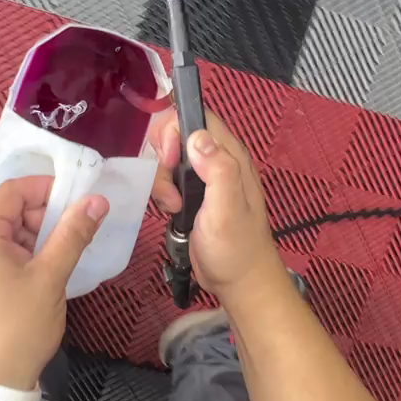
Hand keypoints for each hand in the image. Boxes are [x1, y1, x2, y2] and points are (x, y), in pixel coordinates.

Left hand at [0, 177, 107, 390]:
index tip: (79, 200)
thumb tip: (96, 201)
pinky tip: (41, 273)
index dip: (48, 190)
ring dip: (32, 238)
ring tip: (59, 259)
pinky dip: (18, 255)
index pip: (12, 191)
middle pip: (5, 211)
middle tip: (73, 235)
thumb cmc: (17, 328)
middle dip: (42, 217)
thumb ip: (73, 233)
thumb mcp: (51, 276)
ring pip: (1, 234)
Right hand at [150, 110, 284, 302]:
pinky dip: (164, 192)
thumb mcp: (227, 208)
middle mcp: (218, 160)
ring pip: (170, 158)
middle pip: (178, 135)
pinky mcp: (193, 195)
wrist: (238, 281)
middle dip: (163, 157)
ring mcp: (204, 178)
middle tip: (171, 188)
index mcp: (231, 157)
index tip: (168, 159)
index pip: (199, 118)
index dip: (175, 129)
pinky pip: (169, 179)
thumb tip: (197, 137)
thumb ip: (218, 170)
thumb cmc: (235, 248)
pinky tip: (173, 211)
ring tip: (174, 206)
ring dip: (162, 180)